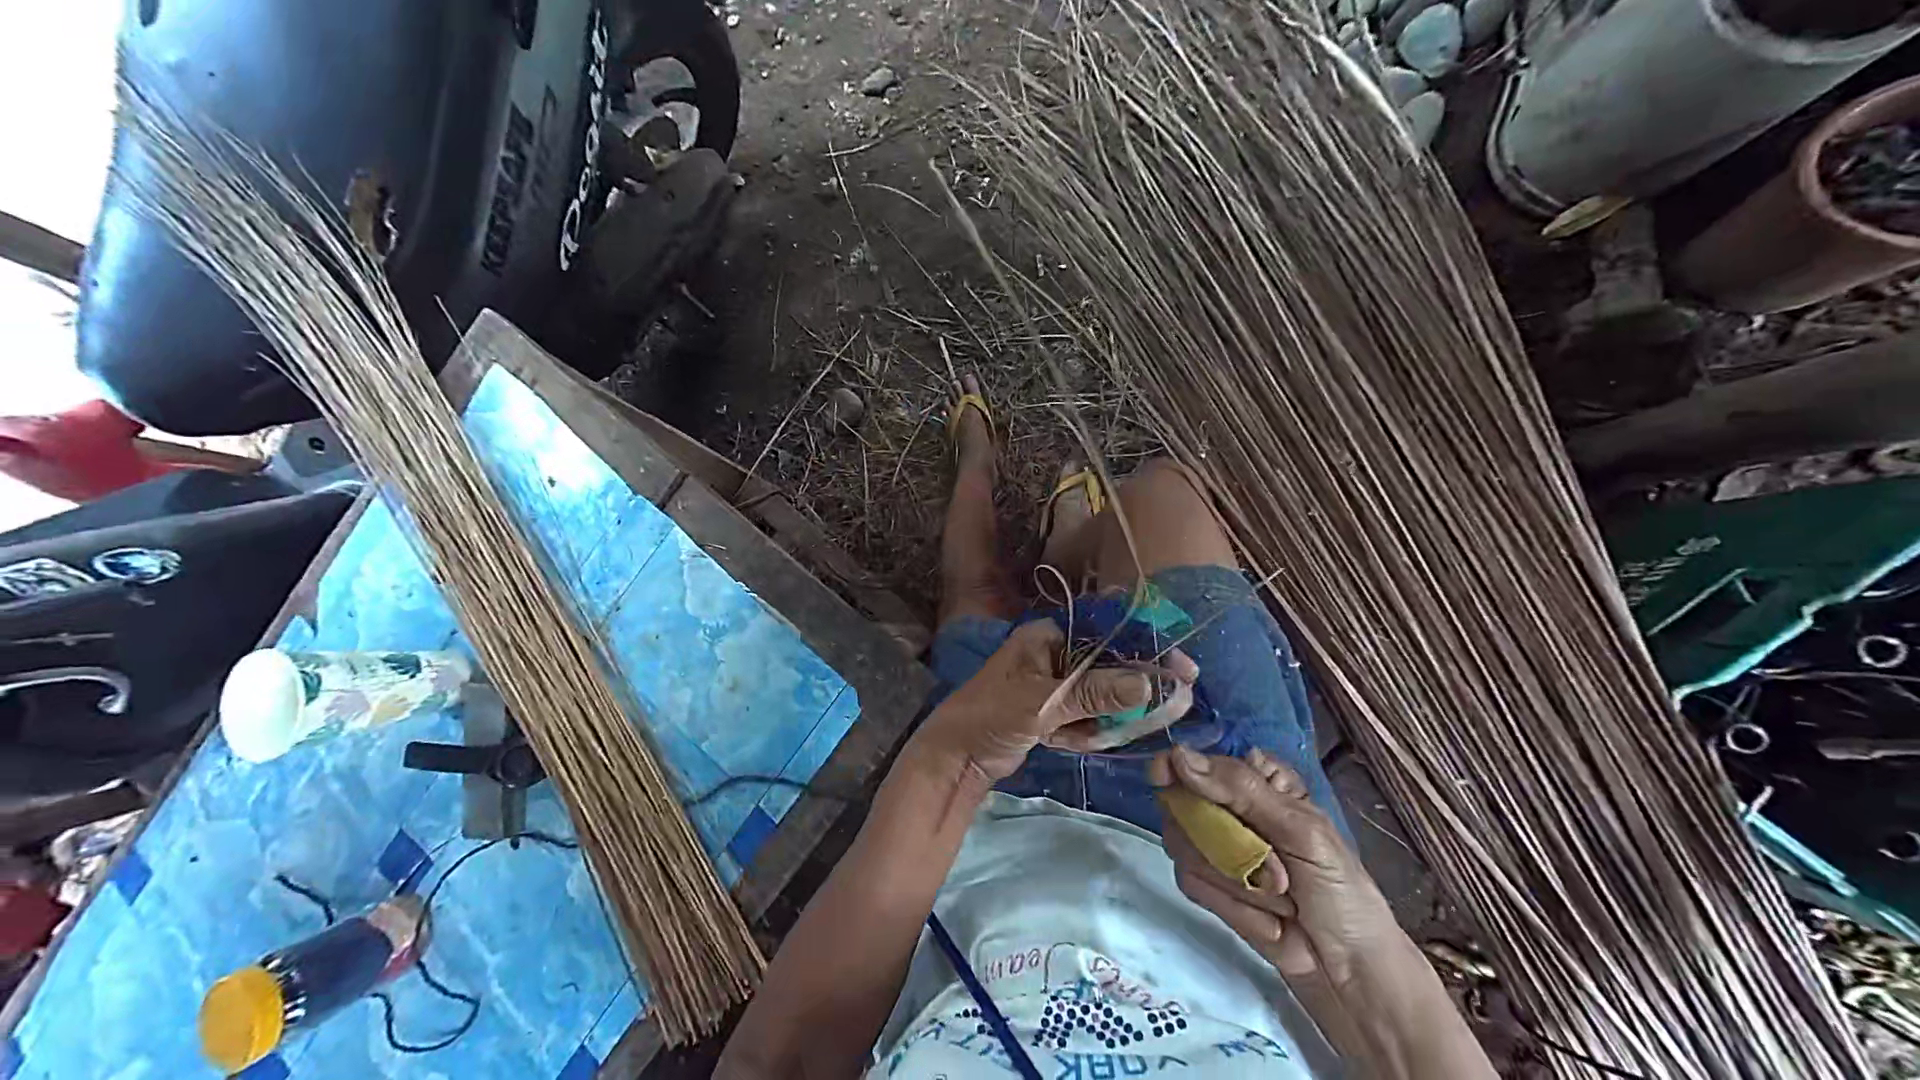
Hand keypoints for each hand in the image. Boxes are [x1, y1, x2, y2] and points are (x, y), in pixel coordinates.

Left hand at [915, 620, 1188, 781]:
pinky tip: (1070, 743)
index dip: (1143, 650)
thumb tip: (1147, 683)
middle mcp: (1053, 656)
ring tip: (1097, 733)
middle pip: (1108, 669)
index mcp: (1047, 637)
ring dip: (1108, 718)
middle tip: (1171, 703)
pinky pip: (1085, 718)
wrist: (954, 757)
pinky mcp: (1052, 713)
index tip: (1180, 666)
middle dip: (1132, 691)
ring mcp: (1053, 686)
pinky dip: (1087, 733)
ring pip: (1100, 697)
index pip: (1106, 637)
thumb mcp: (1044, 702)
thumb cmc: (991, 715)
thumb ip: (1095, 693)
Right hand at [1150, 746, 1401, 983]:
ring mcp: (1216, 847)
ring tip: (1282, 899)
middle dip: (1227, 846)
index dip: (1175, 767)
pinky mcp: (1208, 884)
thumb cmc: (1341, 891)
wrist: (1350, 972)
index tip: (1163, 777)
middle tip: (1280, 873)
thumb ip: (1240, 790)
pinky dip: (1231, 905)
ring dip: (1236, 882)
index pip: (1200, 761)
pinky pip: (1190, 882)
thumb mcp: (1302, 831)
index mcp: (1258, 781)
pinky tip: (1266, 917)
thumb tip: (1178, 757)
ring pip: (1183, 846)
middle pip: (1183, 805)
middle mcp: (1229, 808)